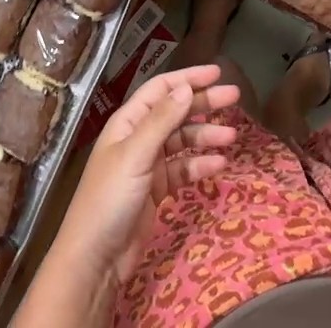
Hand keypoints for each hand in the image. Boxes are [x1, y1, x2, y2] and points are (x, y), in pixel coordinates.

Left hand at [50, 65, 239, 283]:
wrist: (95, 258)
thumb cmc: (109, 199)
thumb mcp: (136, 155)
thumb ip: (161, 120)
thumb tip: (185, 87)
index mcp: (127, 122)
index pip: (160, 89)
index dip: (187, 78)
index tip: (217, 73)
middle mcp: (137, 138)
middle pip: (175, 112)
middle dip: (203, 104)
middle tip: (235, 98)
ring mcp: (147, 165)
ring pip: (181, 141)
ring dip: (205, 136)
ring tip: (231, 137)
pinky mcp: (156, 190)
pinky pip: (182, 170)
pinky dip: (199, 165)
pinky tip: (218, 165)